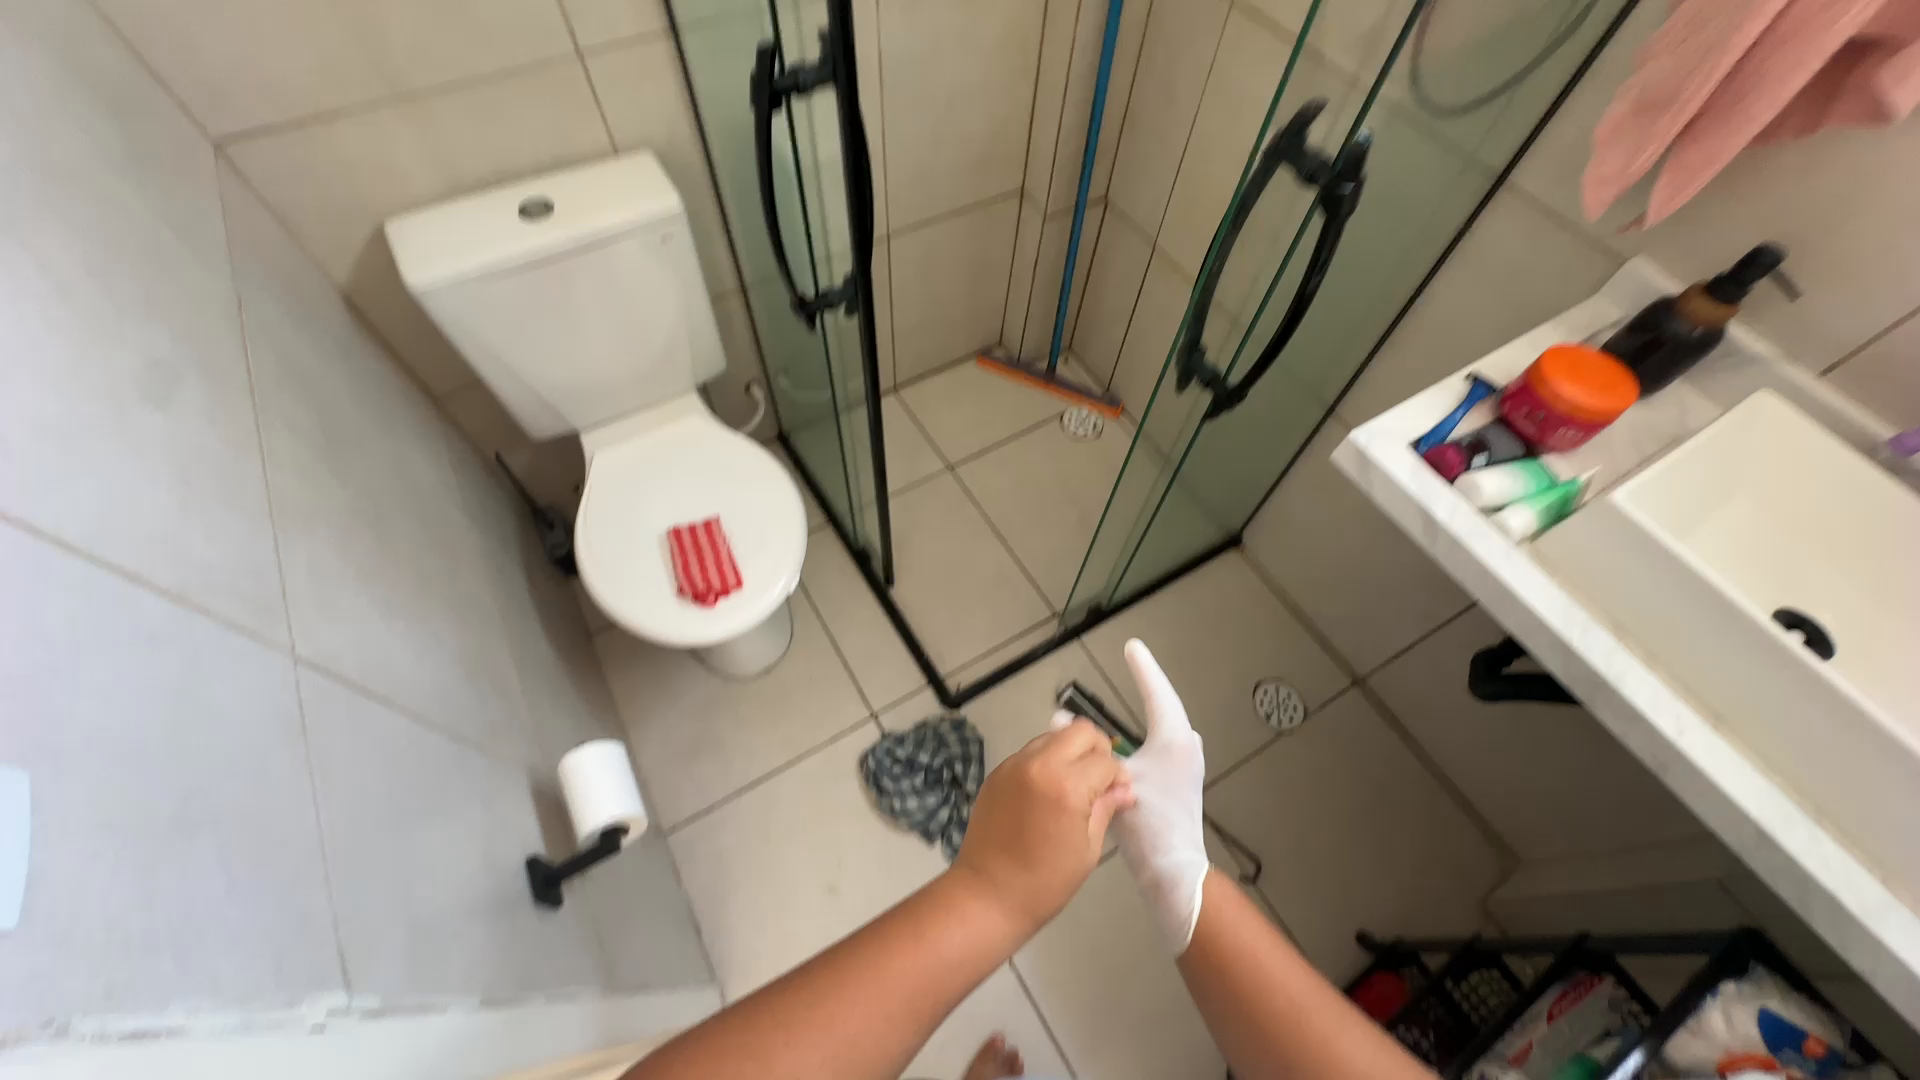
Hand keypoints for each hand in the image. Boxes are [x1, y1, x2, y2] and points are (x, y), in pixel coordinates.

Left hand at [949, 717, 1134, 937]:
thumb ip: (1106, 809)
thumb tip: (1124, 790)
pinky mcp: (998, 771)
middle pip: (1080, 730)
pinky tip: (1047, 792)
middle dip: (1097, 750)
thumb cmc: (1045, 881)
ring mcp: (1014, 764)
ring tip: (1073, 785)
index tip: (1119, 793)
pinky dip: (1046, 761)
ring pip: (1053, 736)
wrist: (987, 893)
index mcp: (1066, 785)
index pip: (1105, 761)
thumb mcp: (1087, 848)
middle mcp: (1038, 763)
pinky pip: (1030, 752)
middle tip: (1099, 780)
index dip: (1118, 776)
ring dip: (1070, 751)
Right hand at [1111, 639, 1208, 953]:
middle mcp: (1185, 746)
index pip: (1156, 692)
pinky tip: (1129, 738)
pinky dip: (1145, 732)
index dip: (1142, 667)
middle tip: (1131, 662)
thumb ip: (1085, 748)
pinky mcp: (1180, 781)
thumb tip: (1057, 719)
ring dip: (1146, 710)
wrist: (1173, 871)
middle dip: (1147, 686)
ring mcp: (1186, 765)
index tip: (1130, 645)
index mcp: (1173, 739)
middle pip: (1164, 706)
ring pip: (1163, 727)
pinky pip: (1160, 744)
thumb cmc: (1147, 822)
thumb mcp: (1110, 779)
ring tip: (1133, 692)